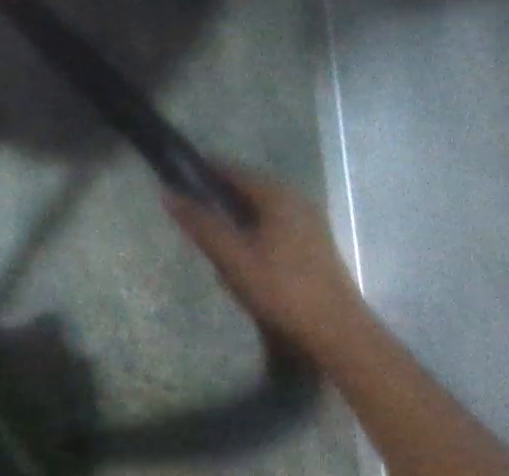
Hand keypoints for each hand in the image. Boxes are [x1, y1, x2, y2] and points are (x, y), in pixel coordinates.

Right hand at [164, 167, 367, 353]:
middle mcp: (296, 201)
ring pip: (259, 211)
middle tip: (192, 223)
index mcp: (277, 196)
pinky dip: (252, 234)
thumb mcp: (232, 257)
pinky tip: (242, 261)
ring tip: (214, 246)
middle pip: (245, 190)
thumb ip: (200, 223)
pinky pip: (273, 227)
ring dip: (234, 221)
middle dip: (217, 202)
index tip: (176, 186)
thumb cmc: (282, 291)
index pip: (230, 170)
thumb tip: (167, 193)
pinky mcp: (315, 246)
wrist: (340, 337)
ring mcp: (310, 224)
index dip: (200, 175)